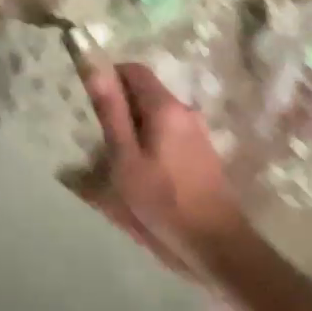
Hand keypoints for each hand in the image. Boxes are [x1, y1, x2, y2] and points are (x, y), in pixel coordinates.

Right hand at [76, 63, 245, 272]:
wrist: (218, 247)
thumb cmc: (164, 200)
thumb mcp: (125, 157)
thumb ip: (110, 110)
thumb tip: (93, 65)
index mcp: (165, 107)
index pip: (133, 69)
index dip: (109, 76)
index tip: (93, 102)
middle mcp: (185, 111)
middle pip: (145, 92)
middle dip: (121, 106)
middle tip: (102, 136)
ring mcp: (198, 133)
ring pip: (156, 115)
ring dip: (135, 127)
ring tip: (120, 158)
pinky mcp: (204, 154)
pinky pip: (169, 133)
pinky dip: (151, 142)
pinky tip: (145, 172)